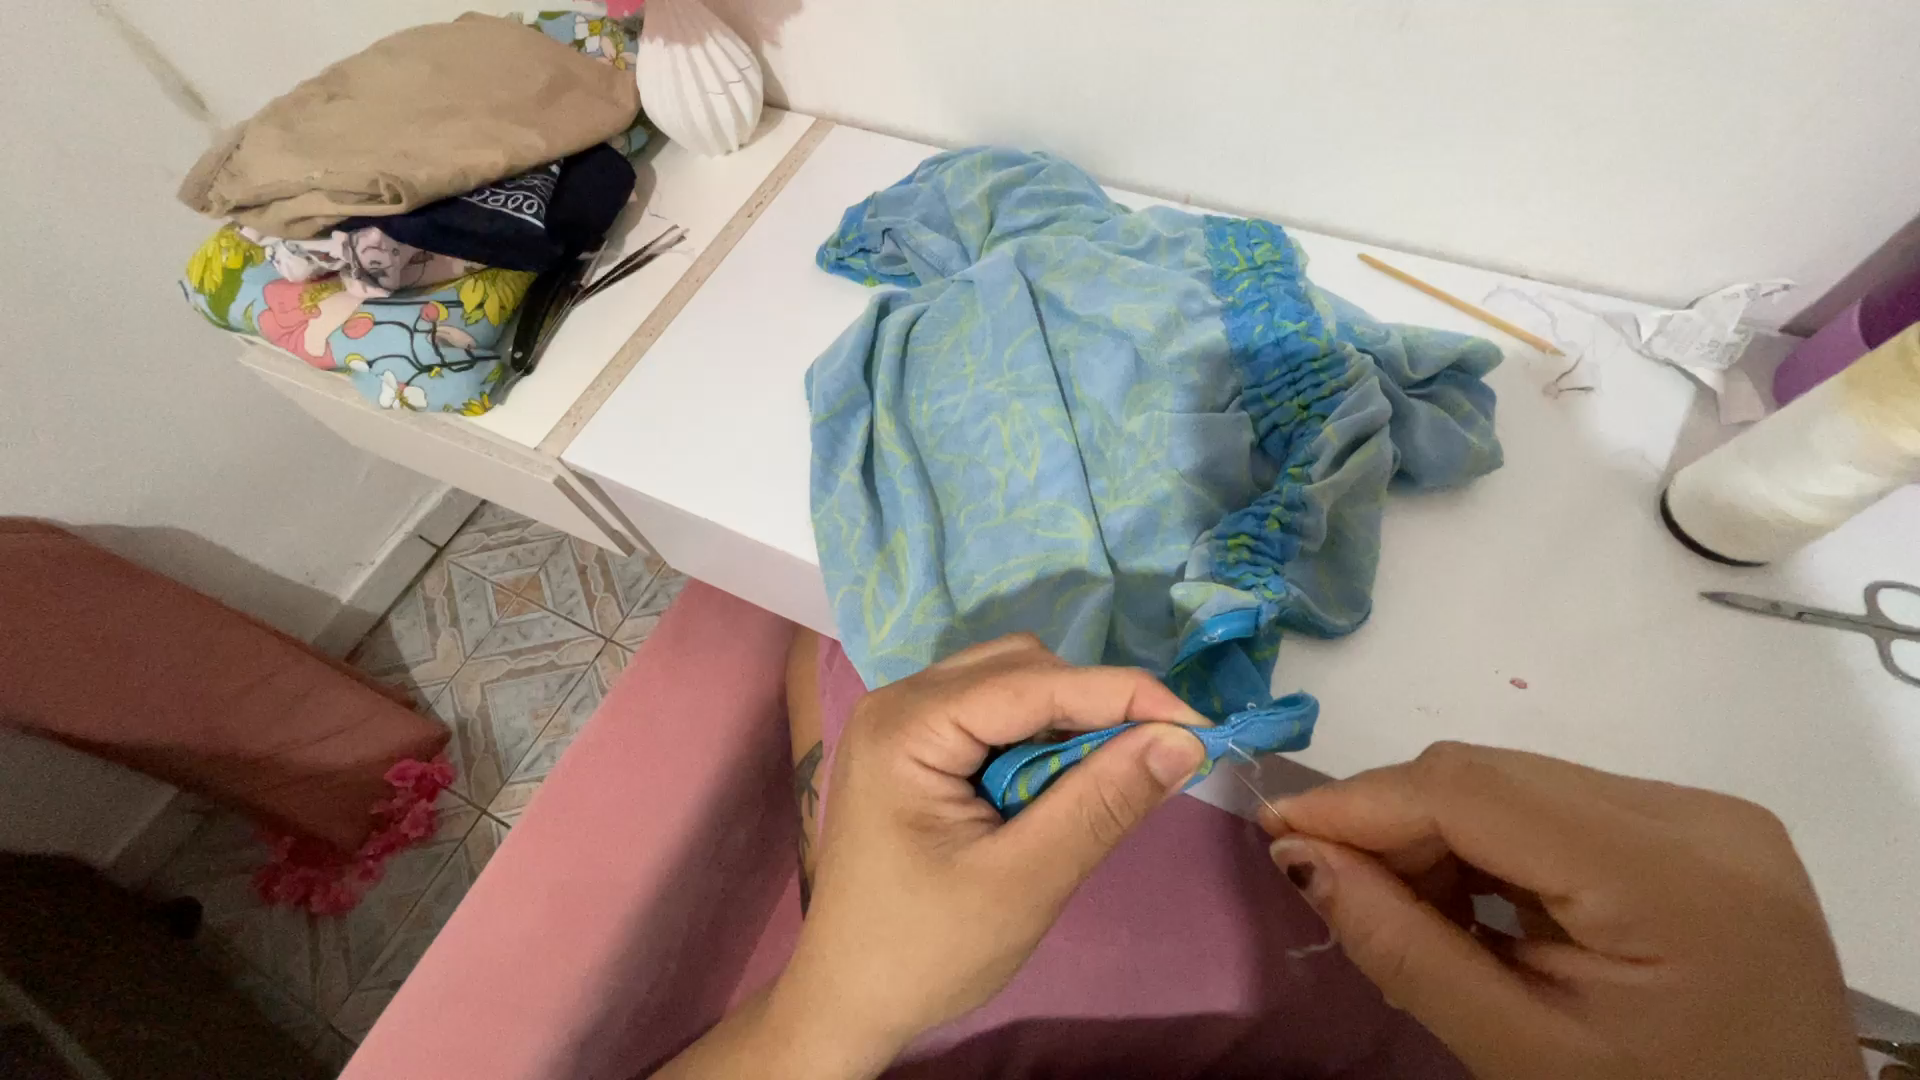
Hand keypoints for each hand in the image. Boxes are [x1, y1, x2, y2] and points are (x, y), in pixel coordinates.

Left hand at [657, 634, 1207, 1079]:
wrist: (847, 998)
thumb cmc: (925, 950)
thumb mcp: (1024, 882)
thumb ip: (1102, 804)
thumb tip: (1181, 740)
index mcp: (907, 725)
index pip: (1032, 681)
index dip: (1121, 693)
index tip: (1198, 725)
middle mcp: (900, 699)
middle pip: (1020, 668)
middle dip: (1092, 705)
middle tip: (1148, 761)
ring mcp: (904, 717)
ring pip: (1011, 682)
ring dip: (1067, 720)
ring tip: (1098, 780)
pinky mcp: (916, 740)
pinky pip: (993, 711)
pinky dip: (1038, 735)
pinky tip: (1055, 780)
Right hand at [1262, 742, 1860, 1079]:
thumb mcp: (1514, 1051)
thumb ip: (1396, 944)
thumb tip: (1292, 852)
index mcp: (1674, 882)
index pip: (1470, 794)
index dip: (1358, 800)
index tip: (1274, 826)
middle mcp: (1690, 816)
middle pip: (1482, 777)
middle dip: (1387, 820)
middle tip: (1331, 876)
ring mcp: (1692, 813)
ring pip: (1498, 779)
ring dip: (1425, 827)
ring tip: (1404, 899)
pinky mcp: (1679, 821)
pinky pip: (1532, 798)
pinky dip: (1471, 836)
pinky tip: (1463, 893)